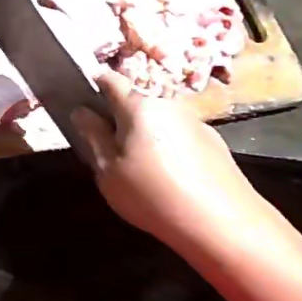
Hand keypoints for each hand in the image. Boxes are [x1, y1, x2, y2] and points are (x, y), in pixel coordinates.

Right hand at [70, 71, 263, 247]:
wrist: (220, 221)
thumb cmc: (152, 194)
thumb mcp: (108, 171)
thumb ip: (92, 137)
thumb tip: (81, 111)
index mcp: (138, 106)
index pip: (110, 80)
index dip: (93, 87)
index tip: (84, 109)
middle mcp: (168, 104)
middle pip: (136, 103)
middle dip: (120, 120)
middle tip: (111, 154)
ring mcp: (194, 121)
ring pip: (159, 121)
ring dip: (147, 135)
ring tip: (143, 172)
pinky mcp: (213, 141)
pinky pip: (180, 137)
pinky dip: (170, 150)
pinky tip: (171, 179)